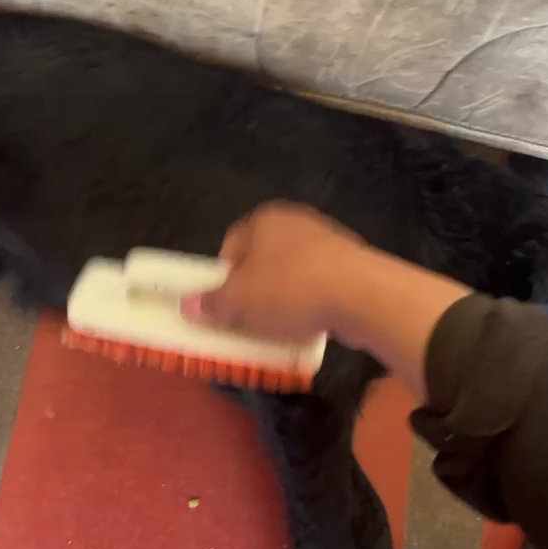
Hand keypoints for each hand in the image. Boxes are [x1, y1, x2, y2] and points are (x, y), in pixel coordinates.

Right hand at [187, 202, 373, 343]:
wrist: (360, 293)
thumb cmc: (288, 289)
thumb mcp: (239, 302)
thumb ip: (212, 303)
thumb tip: (187, 305)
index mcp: (264, 219)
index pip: (231, 245)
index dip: (223, 278)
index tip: (226, 307)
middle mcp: (295, 221)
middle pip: (263, 260)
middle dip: (255, 291)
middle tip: (250, 321)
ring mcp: (328, 240)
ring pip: (293, 274)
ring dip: (285, 300)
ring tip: (282, 329)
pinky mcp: (352, 264)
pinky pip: (321, 285)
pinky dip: (313, 304)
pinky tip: (313, 326)